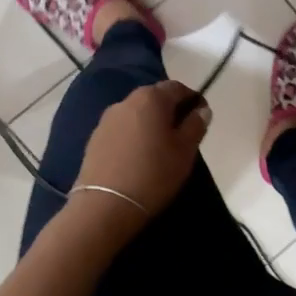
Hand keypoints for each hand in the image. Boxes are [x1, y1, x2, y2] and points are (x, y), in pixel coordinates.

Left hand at [76, 81, 210, 217]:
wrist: (104, 207)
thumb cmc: (153, 174)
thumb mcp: (185, 151)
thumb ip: (196, 125)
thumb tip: (201, 110)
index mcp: (152, 98)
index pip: (178, 88)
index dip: (192, 99)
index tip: (200, 118)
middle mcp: (127, 101)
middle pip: (155, 98)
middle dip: (170, 110)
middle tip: (181, 133)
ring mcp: (107, 120)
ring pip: (136, 113)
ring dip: (149, 123)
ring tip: (158, 147)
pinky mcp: (94, 139)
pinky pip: (121, 129)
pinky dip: (132, 135)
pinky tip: (137, 157)